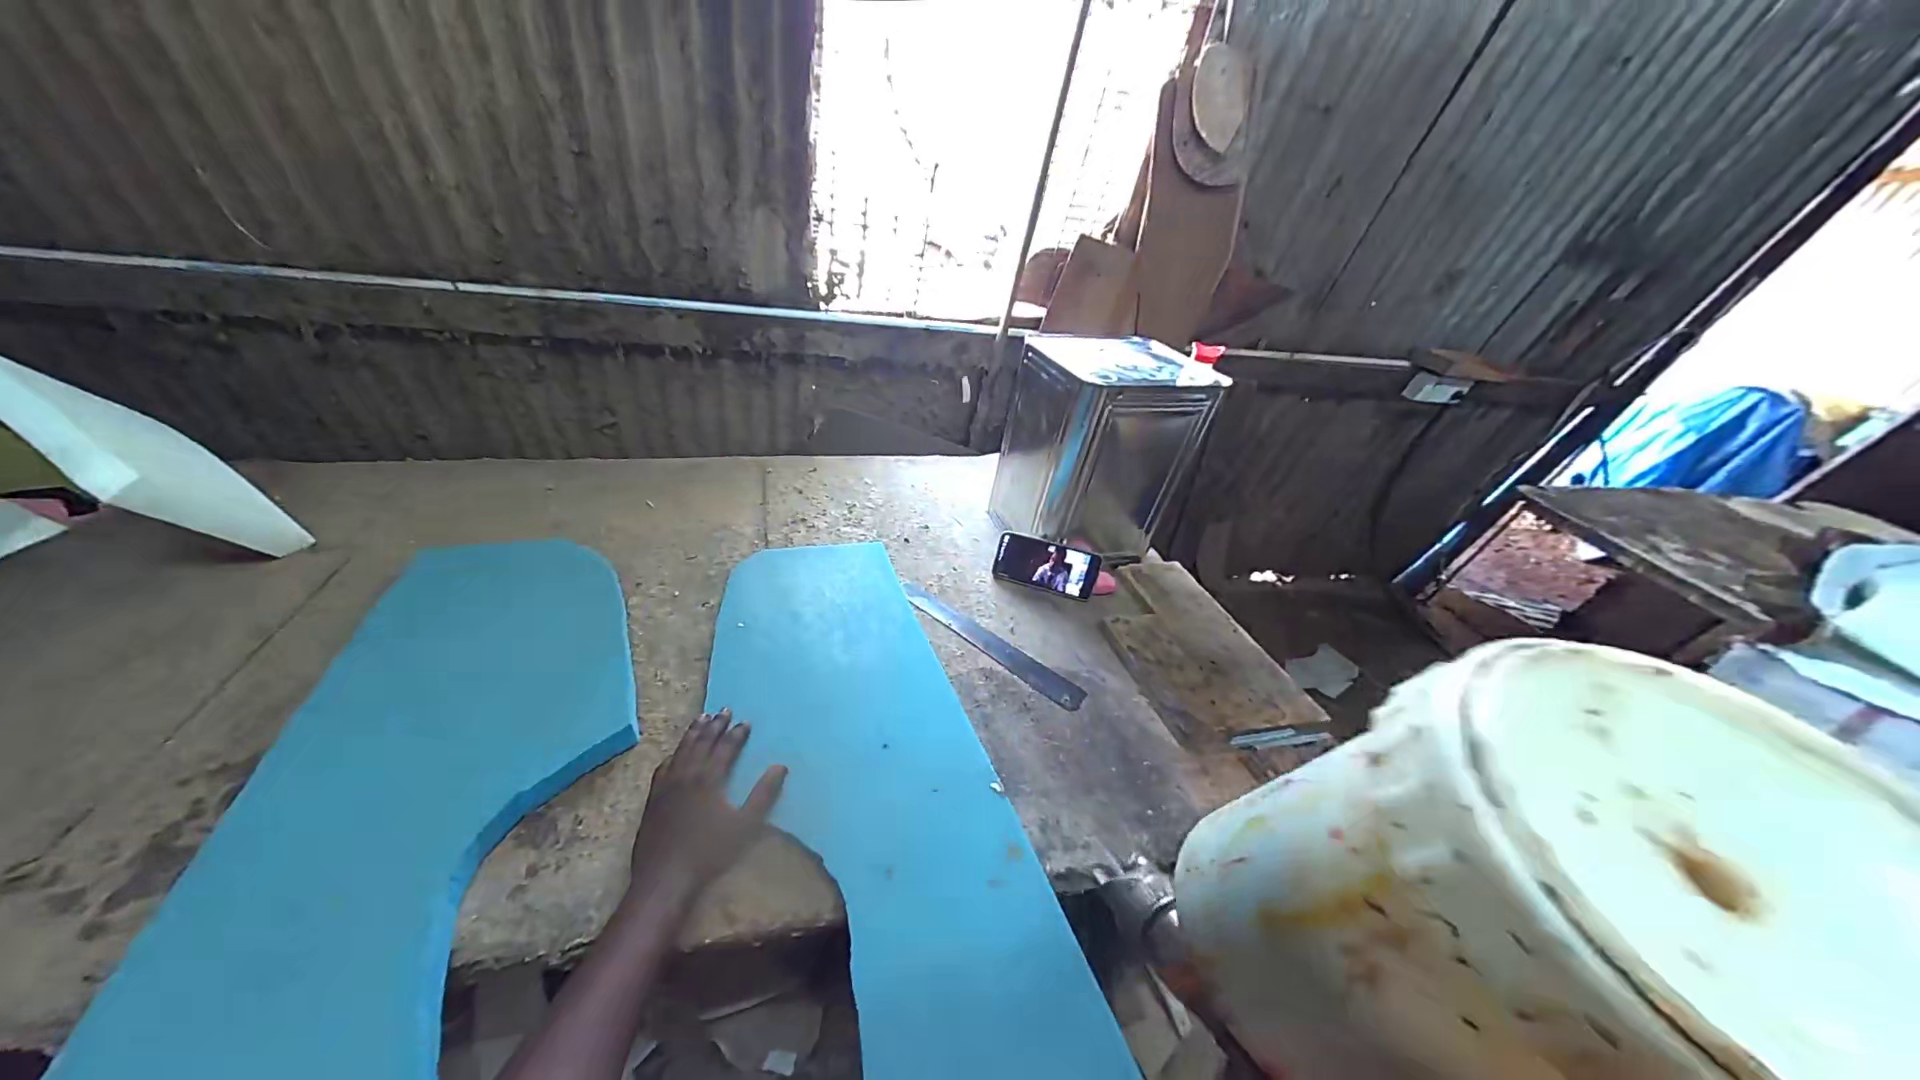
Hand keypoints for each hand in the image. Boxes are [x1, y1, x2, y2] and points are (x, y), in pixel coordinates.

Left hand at [627, 708, 785, 902]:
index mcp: (709, 779)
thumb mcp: (745, 825)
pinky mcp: (653, 800)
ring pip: (681, 751)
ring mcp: (666, 787)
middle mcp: (686, 776)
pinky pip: (663, 767)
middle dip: (714, 726)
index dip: (736, 734)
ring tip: (701, 719)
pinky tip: (674, 754)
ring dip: (693, 733)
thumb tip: (780, 767)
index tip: (744, 722)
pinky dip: (673, 754)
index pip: (725, 748)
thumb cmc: (709, 853)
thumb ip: (763, 794)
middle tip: (723, 710)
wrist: (664, 879)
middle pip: (701, 744)